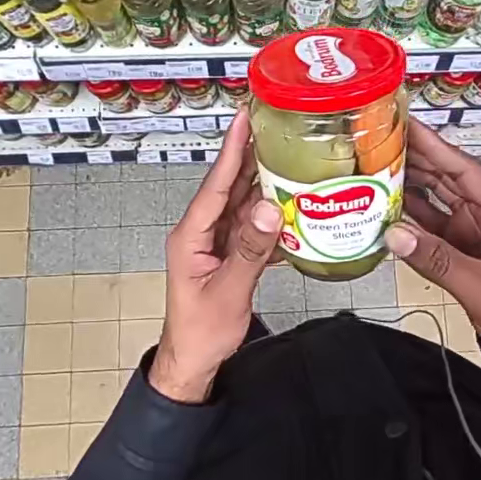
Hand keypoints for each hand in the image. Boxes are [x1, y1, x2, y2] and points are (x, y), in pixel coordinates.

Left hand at [152, 112, 282, 403]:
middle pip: (229, 186)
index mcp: (191, 236)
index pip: (216, 185)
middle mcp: (201, 232)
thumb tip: (271, 210)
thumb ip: (249, 250)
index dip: (232, 150)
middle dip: (250, 154)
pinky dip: (270, 215)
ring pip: (242, 204)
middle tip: (272, 125)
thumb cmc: (200, 331)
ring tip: (287, 154)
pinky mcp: (229, 254)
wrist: (194, 360)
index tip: (244, 119)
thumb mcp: (227, 292)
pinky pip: (250, 226)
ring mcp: (215, 242)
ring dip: (264, 182)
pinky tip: (289, 204)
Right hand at [383, 119, 480, 367]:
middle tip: (382, 139)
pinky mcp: (464, 246)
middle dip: (419, 158)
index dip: (437, 148)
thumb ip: (437, 260)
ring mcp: (477, 230)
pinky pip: (433, 223)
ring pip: (439, 198)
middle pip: (451, 179)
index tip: (409, 125)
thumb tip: (394, 234)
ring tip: (377, 163)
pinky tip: (387, 202)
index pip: (468, 172)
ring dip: (411, 183)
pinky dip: (410, 214)